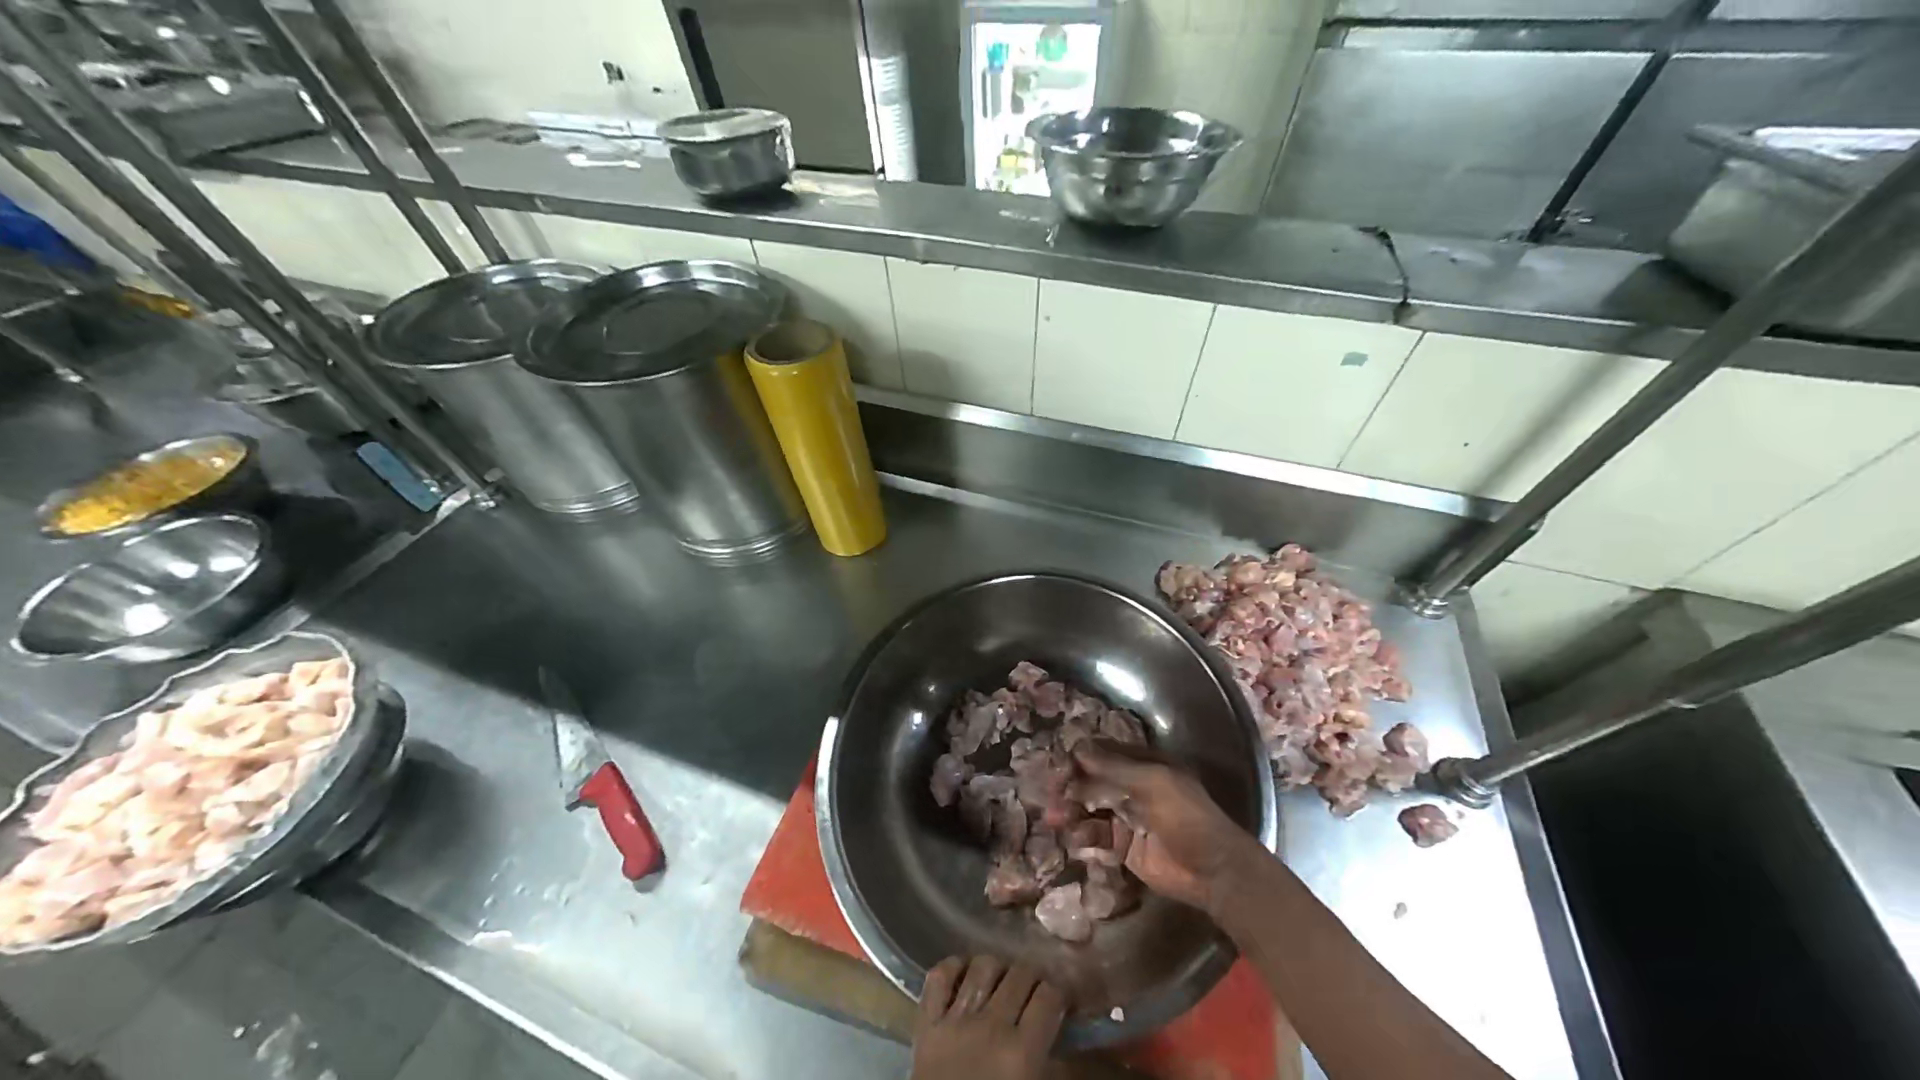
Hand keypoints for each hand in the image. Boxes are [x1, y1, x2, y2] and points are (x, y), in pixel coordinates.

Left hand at [912, 956, 1065, 1079]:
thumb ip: (1058, 1069)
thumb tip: (1084, 1043)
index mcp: (1021, 1052)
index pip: (1050, 996)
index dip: (1059, 994)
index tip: (1061, 1003)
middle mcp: (990, 1025)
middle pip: (1020, 974)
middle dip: (1033, 978)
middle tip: (1033, 993)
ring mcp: (955, 1019)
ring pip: (983, 966)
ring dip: (998, 969)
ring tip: (1002, 984)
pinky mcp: (926, 1021)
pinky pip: (938, 975)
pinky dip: (953, 967)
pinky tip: (964, 976)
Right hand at [1071, 742, 1265, 914]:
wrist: (1213, 872)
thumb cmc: (1187, 817)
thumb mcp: (1153, 783)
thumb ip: (1114, 767)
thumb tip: (1077, 748)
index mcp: (1144, 765)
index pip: (1103, 754)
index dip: (1079, 758)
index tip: (1057, 766)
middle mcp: (1132, 787)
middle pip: (1091, 781)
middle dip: (1070, 786)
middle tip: (1051, 796)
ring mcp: (1127, 816)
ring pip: (1089, 808)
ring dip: (1071, 811)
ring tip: (1055, 820)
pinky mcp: (1123, 845)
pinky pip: (1095, 835)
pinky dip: (1082, 835)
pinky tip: (1073, 838)